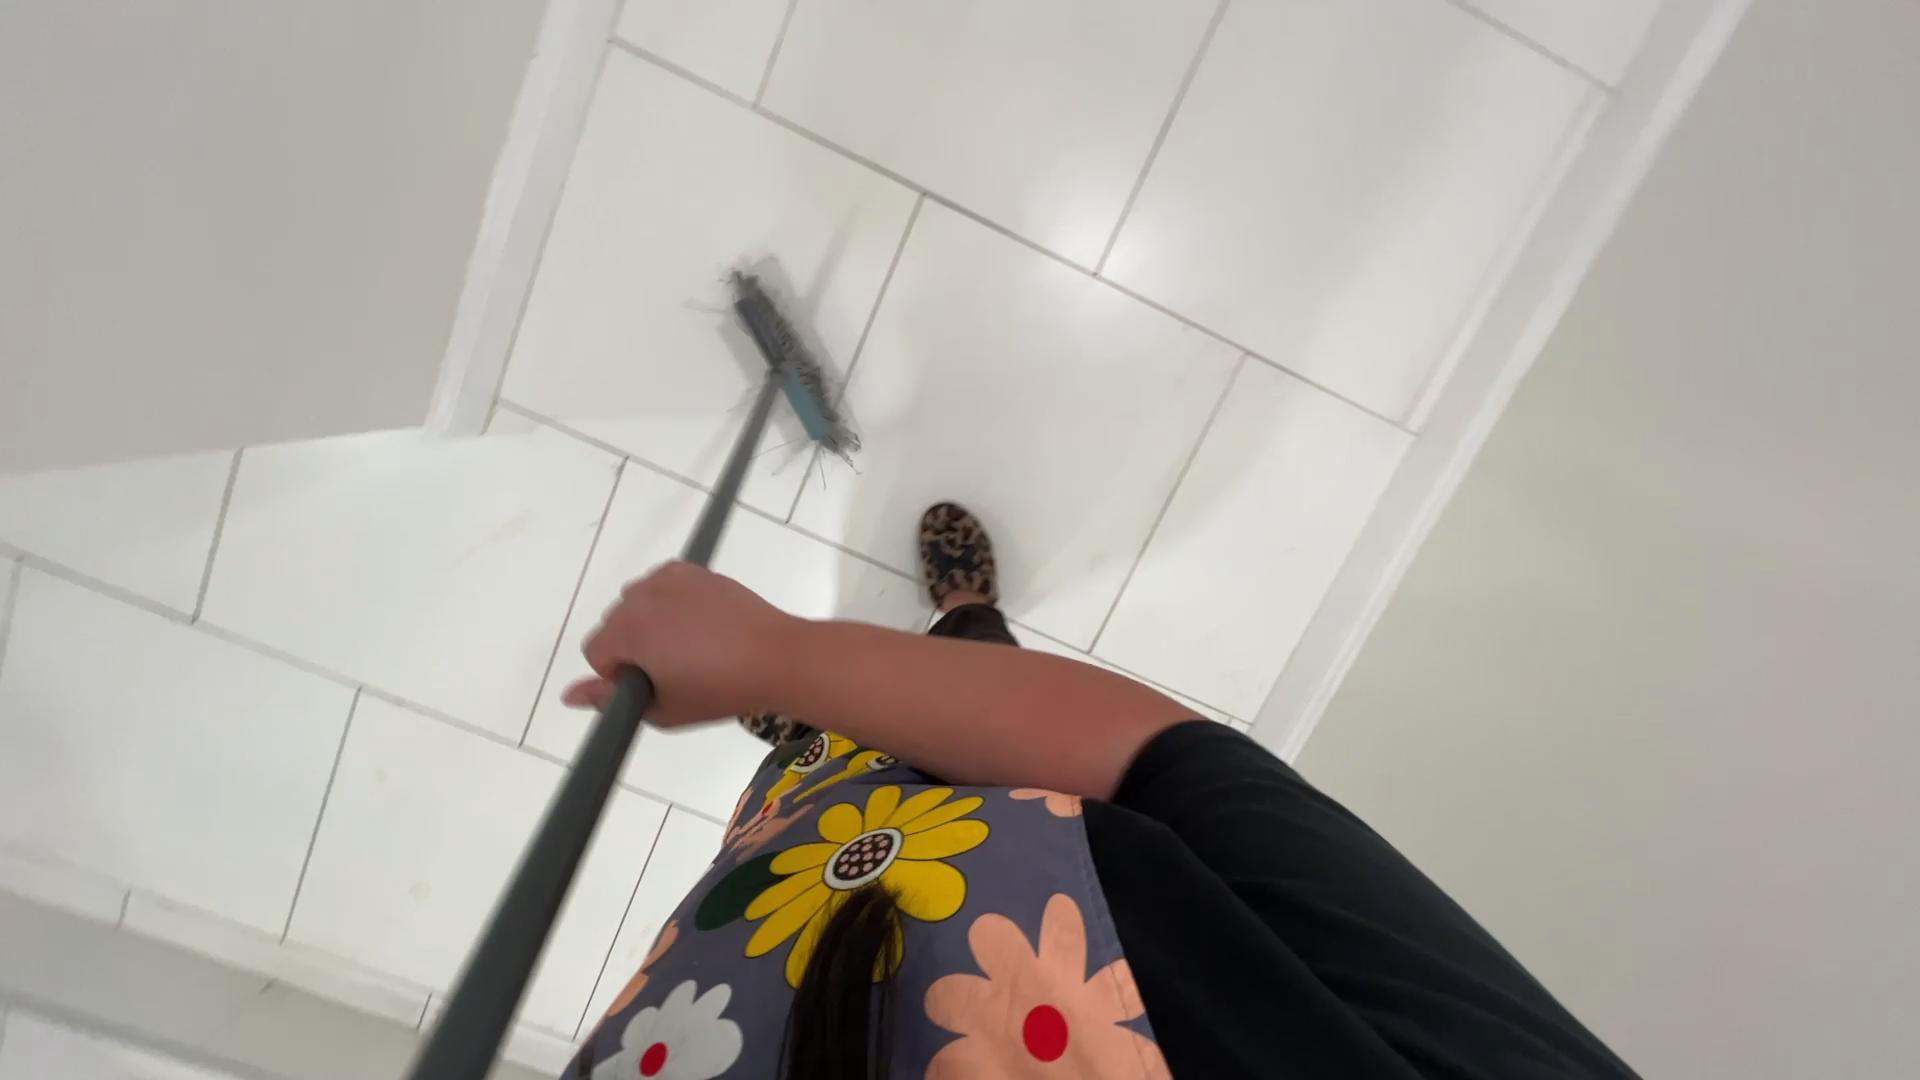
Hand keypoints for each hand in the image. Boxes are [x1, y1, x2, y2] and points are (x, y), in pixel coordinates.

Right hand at [563, 561, 801, 725]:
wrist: (776, 657)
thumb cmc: (721, 688)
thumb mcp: (664, 708)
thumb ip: (610, 700)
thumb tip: (569, 694)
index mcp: (630, 629)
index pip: (596, 653)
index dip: (619, 675)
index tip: (655, 684)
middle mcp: (645, 596)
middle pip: (615, 623)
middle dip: (634, 645)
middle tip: (677, 667)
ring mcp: (673, 578)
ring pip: (638, 602)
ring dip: (651, 621)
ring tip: (691, 645)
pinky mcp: (697, 571)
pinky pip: (663, 585)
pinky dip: (671, 600)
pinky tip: (698, 622)